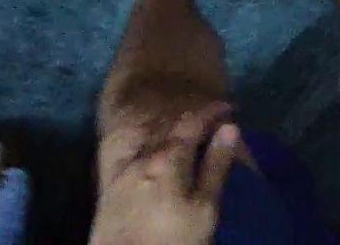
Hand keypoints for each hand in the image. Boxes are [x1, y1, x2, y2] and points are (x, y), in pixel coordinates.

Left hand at [90, 105, 242, 244]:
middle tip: (210, 122)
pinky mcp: (109, 188)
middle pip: (170, 126)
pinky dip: (143, 143)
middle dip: (191, 119)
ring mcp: (123, 171)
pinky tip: (150, 148)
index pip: (193, 121)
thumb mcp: (204, 210)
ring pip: (149, 137)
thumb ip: (216, 166)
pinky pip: (127, 152)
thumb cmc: (173, 243)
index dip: (212, 111)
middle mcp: (144, 156)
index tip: (228, 108)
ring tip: (185, 134)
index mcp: (169, 158)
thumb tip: (230, 127)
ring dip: (169, 130)